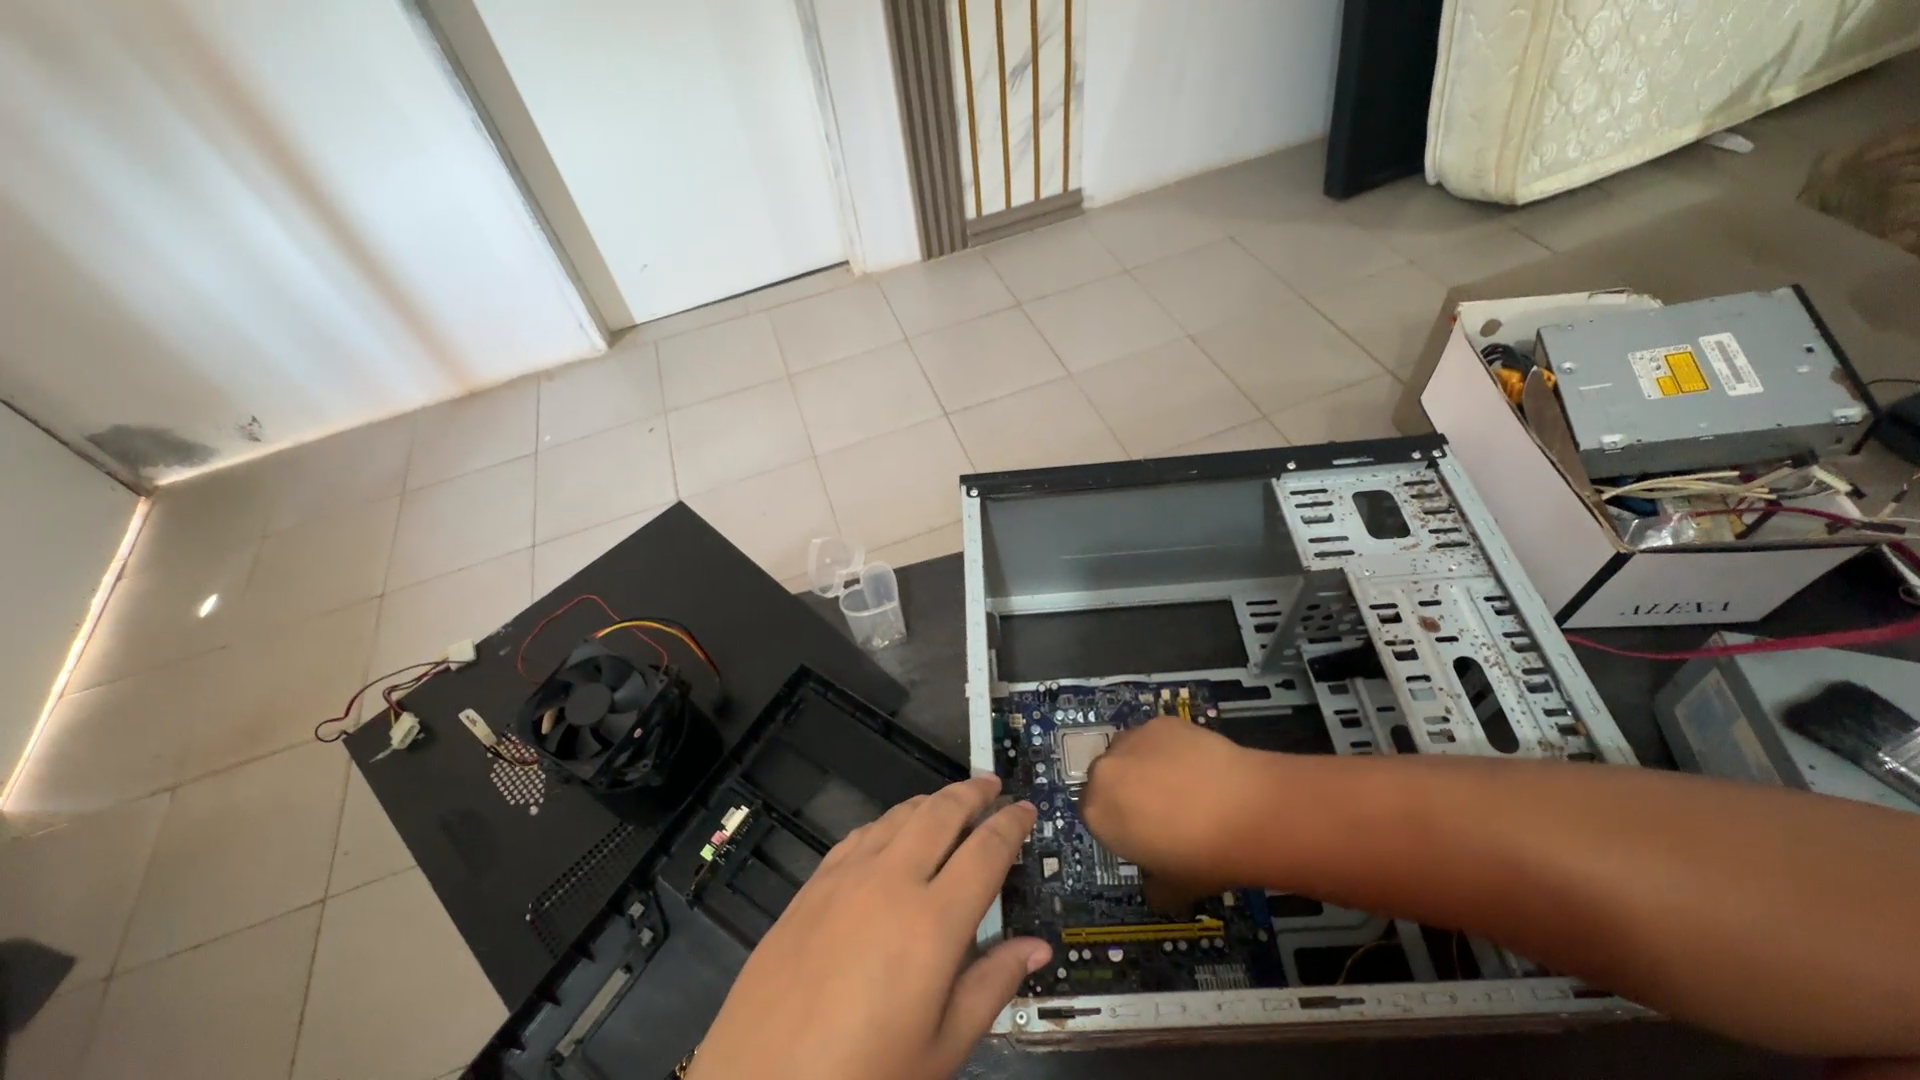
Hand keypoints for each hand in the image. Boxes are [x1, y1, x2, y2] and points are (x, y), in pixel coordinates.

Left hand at [687, 776, 1049, 1079]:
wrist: (761, 1079)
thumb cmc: (864, 1072)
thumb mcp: (943, 1045)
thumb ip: (992, 986)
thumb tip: (1035, 947)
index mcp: (933, 922)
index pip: (986, 851)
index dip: (1011, 824)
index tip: (1026, 810)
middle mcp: (890, 883)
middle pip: (940, 814)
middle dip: (972, 792)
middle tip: (992, 784)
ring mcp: (844, 879)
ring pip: (897, 816)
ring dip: (930, 801)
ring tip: (949, 802)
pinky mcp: (811, 887)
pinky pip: (858, 836)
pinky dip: (887, 823)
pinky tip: (890, 833)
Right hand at [1080, 715, 1266, 906]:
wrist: (1246, 813)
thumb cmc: (1201, 858)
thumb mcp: (1173, 889)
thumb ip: (1155, 889)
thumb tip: (1158, 891)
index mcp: (1097, 813)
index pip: (1093, 814)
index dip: (1117, 822)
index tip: (1139, 832)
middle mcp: (1105, 771)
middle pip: (1107, 778)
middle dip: (1127, 789)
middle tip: (1161, 808)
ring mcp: (1134, 740)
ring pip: (1129, 751)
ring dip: (1144, 764)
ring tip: (1183, 783)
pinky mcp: (1163, 722)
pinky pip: (1158, 736)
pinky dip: (1172, 747)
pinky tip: (1199, 765)